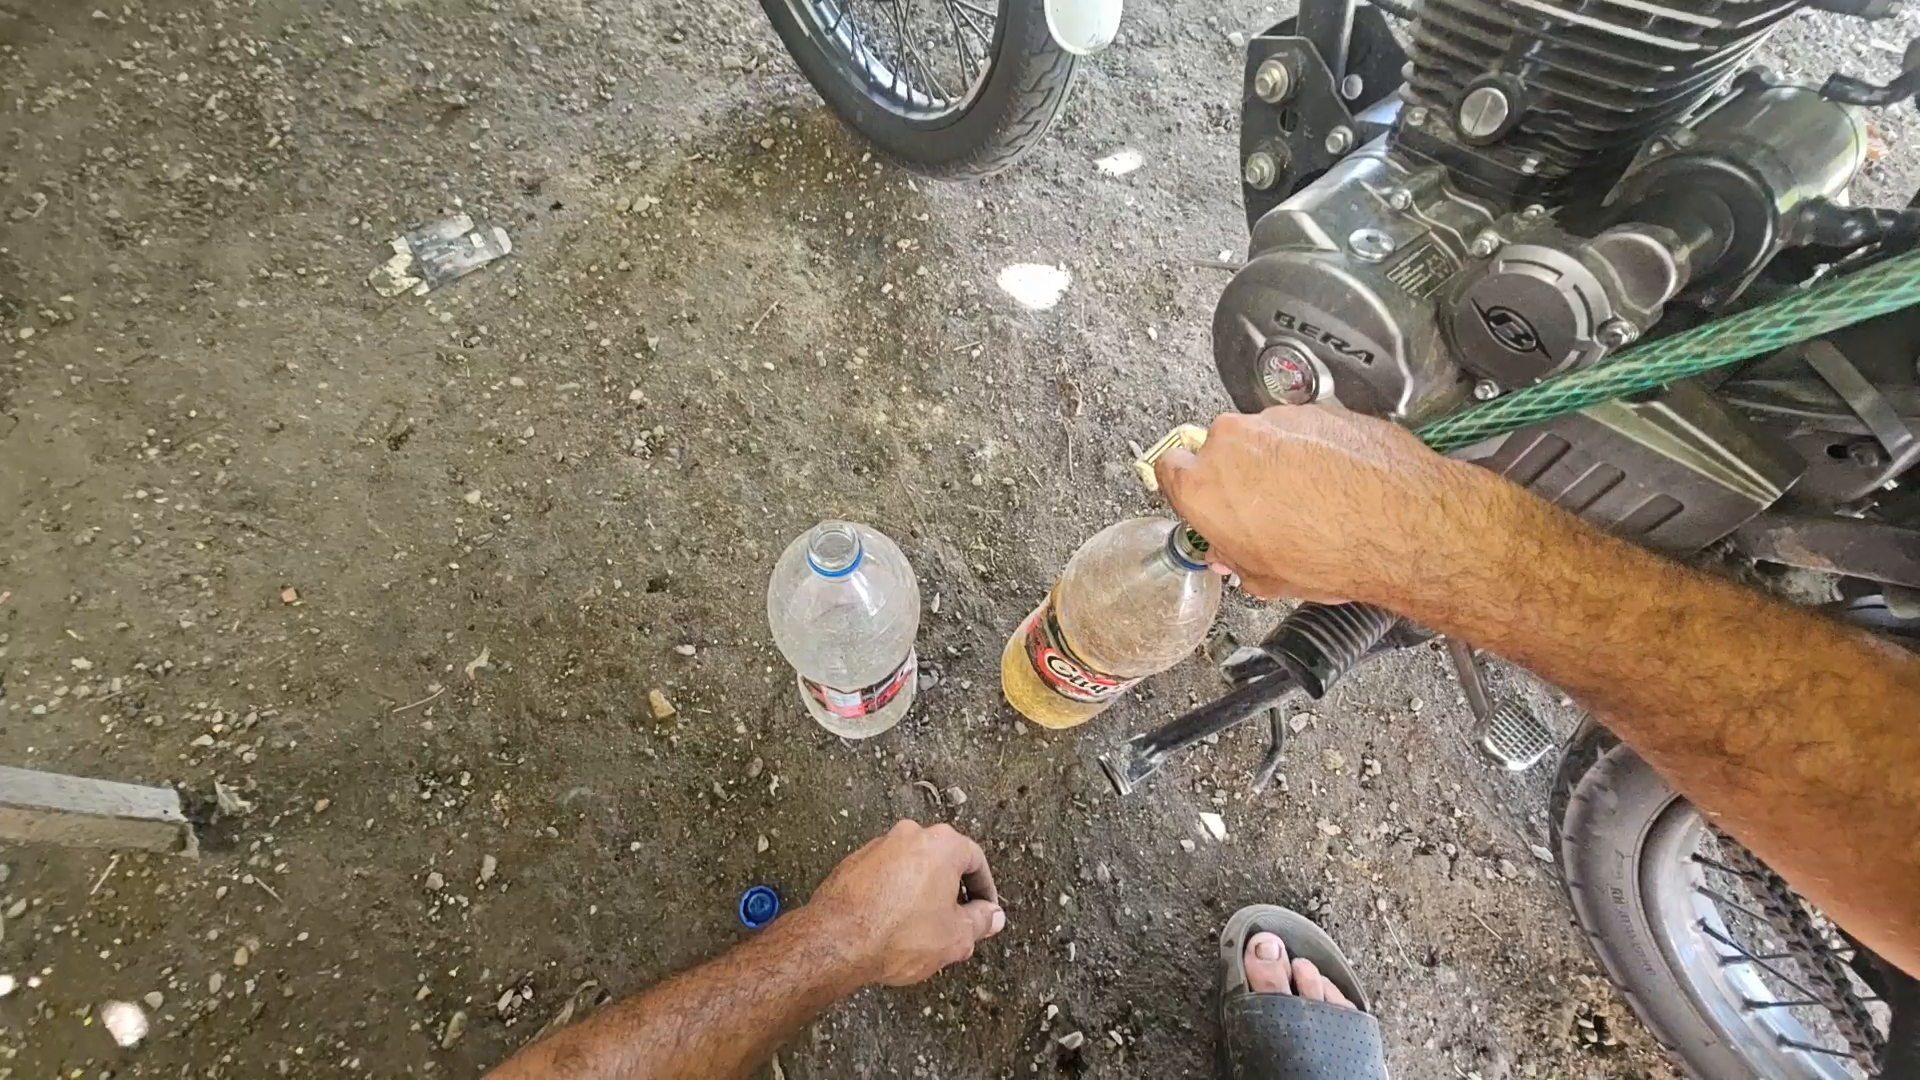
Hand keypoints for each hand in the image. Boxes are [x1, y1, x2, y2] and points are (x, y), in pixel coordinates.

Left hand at [807, 820, 1004, 986]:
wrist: (838, 939)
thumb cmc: (899, 934)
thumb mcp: (955, 937)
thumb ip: (980, 922)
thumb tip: (993, 916)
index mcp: (942, 844)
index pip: (976, 860)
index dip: (985, 890)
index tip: (985, 911)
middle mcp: (912, 834)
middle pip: (943, 860)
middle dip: (953, 891)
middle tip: (956, 922)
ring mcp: (881, 845)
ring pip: (913, 867)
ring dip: (922, 892)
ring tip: (922, 928)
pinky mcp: (856, 861)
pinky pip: (887, 875)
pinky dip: (895, 893)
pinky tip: (893, 923)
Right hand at [1154, 405, 1494, 603]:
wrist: (1405, 526)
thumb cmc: (1332, 553)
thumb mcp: (1264, 577)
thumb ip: (1234, 557)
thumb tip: (1231, 552)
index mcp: (1201, 484)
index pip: (1168, 469)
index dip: (1188, 487)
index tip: (1203, 499)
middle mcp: (1230, 442)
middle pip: (1217, 450)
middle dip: (1236, 475)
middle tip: (1262, 507)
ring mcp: (1275, 421)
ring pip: (1261, 438)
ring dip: (1275, 460)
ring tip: (1308, 497)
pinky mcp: (1317, 409)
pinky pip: (1302, 429)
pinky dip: (1312, 448)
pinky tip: (1334, 481)